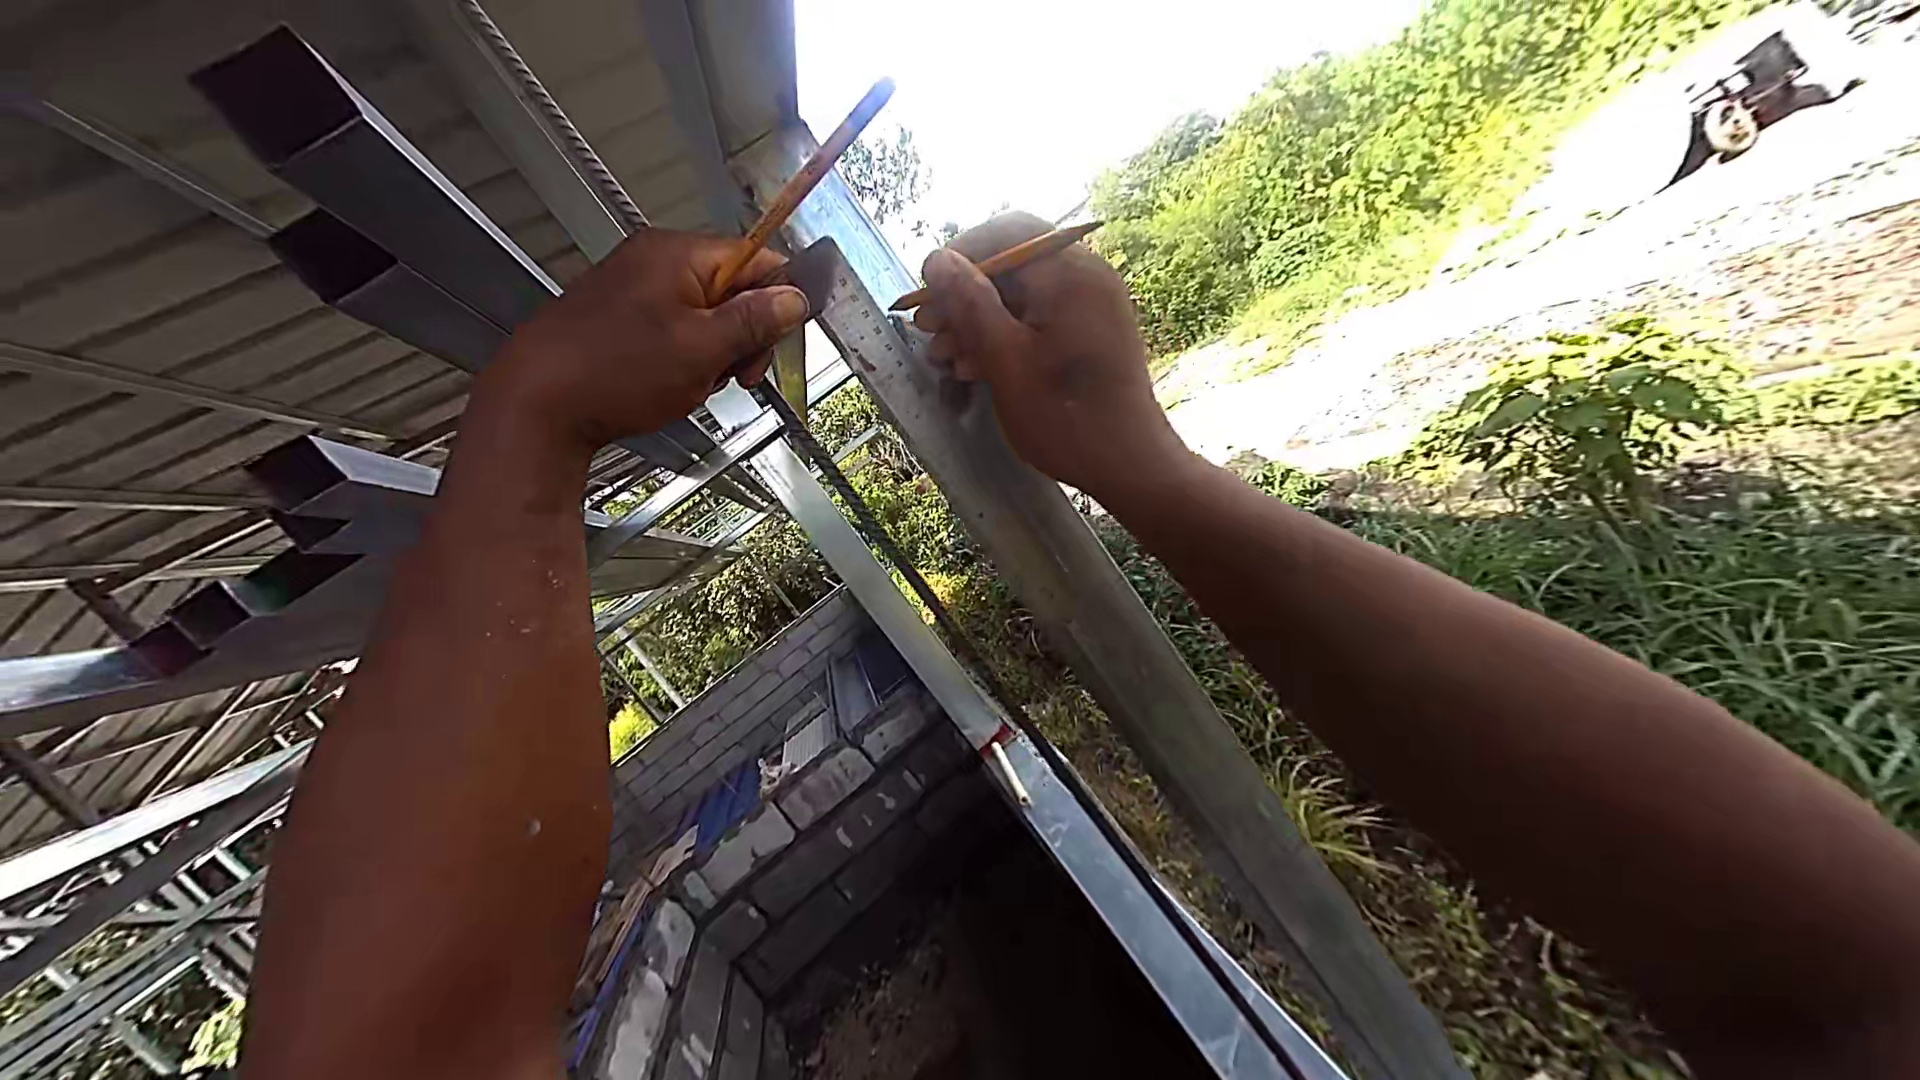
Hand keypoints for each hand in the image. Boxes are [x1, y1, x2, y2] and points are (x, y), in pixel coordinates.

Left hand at [472, 229, 810, 457]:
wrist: (541, 404)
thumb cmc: (611, 371)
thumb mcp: (703, 347)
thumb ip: (755, 320)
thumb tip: (793, 298)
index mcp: (678, 255)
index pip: (758, 258)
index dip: (778, 301)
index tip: (780, 338)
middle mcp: (658, 263)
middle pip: (737, 290)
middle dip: (747, 336)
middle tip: (739, 372)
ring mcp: (642, 291)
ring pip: (712, 317)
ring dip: (720, 354)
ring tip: (700, 380)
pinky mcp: (631, 319)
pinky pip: (684, 333)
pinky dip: (693, 360)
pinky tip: (680, 382)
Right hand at [913, 213, 1191, 498]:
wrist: (1129, 465)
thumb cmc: (1066, 418)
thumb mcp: (1006, 361)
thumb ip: (970, 305)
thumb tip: (938, 260)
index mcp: (1070, 274)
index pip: (1007, 234)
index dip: (960, 254)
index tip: (928, 288)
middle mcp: (1086, 279)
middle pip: (1013, 267)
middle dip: (965, 297)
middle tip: (929, 331)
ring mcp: (1092, 309)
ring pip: (1023, 299)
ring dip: (980, 323)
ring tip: (945, 357)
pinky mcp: (1091, 336)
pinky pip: (1041, 322)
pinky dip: (1007, 338)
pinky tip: (977, 367)